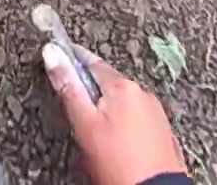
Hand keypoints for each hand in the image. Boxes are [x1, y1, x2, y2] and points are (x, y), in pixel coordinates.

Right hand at [43, 45, 186, 184]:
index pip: (93, 63)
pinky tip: (120, 143)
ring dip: (111, 109)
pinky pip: (139, 121)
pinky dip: (127, 125)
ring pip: (126, 104)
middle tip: (78, 106)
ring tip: (98, 130)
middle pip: (110, 84)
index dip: (76, 60)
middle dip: (94, 91)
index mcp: (123, 86)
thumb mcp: (86, 125)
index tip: (63, 56)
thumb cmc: (118, 163)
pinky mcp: (165, 136)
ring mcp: (157, 115)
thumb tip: (51, 52)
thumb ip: (68, 87)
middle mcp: (143, 93)